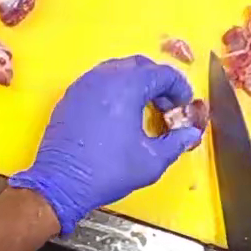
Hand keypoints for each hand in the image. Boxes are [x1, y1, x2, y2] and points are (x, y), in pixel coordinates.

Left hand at [8, 56, 204, 233]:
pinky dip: (112, 92)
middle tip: (166, 107)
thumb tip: (190, 134)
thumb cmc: (106, 172)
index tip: (184, 106)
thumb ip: (176, 143)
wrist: (60, 184)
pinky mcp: (68, 99)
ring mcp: (82, 86)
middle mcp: (103, 78)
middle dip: (157, 83)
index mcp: (126, 86)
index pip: (163, 73)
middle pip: (139, 66)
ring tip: (142, 111)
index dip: (180, 89)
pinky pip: (96, 84)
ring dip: (134, 85)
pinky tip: (117, 116)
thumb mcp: (150, 162)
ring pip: (115, 71)